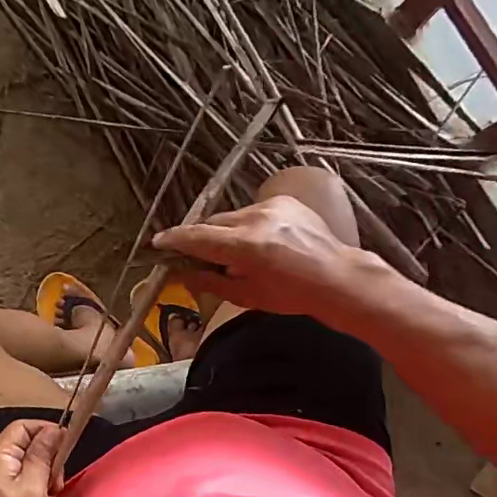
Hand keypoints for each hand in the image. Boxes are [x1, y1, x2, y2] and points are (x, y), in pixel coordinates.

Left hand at [0, 420, 61, 496]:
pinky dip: (36, 491)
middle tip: (55, 482)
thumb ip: (43, 454)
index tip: (65, 446)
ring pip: (28, 465)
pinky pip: (23, 482)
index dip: (46, 430)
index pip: (23, 426)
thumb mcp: (33, 486)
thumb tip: (55, 430)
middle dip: (47, 460)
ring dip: (44, 479)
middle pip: (27, 445)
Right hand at [153, 195, 386, 327]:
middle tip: (195, 258)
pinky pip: (251, 212)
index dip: (174, 240)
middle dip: (201, 239)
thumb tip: (181, 273)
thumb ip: (209, 281)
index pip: (198, 237)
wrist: (337, 279)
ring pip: (231, 217)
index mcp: (247, 246)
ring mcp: (272, 206)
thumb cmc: (292, 296)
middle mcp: (257, 219)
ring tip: (234, 255)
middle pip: (212, 223)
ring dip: (225, 233)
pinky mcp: (284, 201)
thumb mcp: (245, 296)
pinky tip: (257, 245)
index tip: (158, 243)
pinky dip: (246, 227)